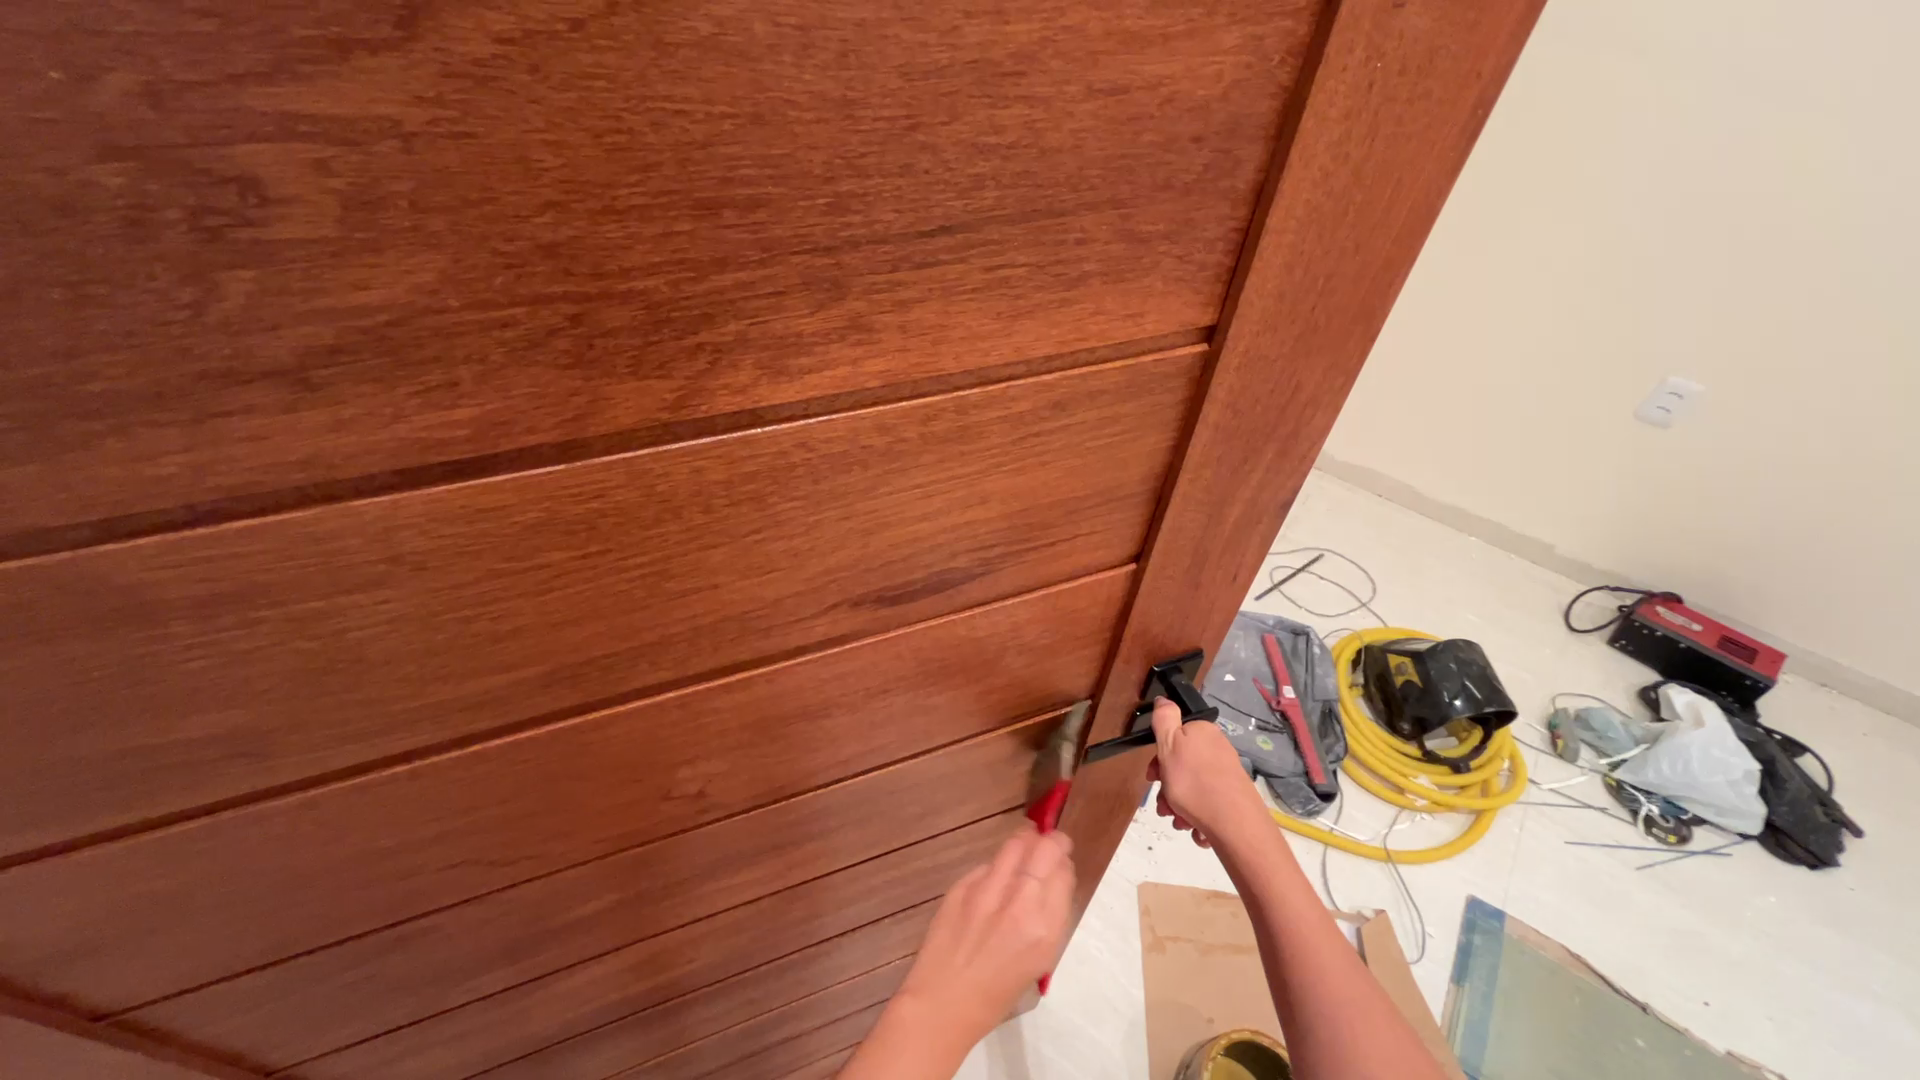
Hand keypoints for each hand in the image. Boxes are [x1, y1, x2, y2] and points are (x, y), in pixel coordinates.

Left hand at [893, 823, 1074, 1045]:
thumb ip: (1050, 916)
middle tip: (1049, 845)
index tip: (1060, 866)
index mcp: (1045, 928)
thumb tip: (1054, 880)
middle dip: (1052, 842)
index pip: (1064, 873)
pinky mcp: (962, 885)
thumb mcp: (1040, 959)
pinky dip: (997, 867)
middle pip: (1045, 849)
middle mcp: (1020, 902)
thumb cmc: (998, 991)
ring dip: (1025, 843)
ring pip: (1016, 843)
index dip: (1063, 865)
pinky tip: (993, 883)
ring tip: (1025, 850)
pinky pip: (988, 863)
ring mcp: (988, 889)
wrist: (945, 1001)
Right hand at [1146, 697, 1267, 849]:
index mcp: (1203, 733)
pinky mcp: (1233, 798)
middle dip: (1167, 787)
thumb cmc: (1194, 782)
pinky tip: (1193, 826)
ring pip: (1191, 788)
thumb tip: (1164, 698)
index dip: (1159, 760)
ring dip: (1178, 805)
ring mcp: (1226, 775)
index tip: (1153, 778)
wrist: (1234, 823)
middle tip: (1164, 805)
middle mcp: (1217, 750)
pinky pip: (1206, 804)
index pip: (1174, 739)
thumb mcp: (1170, 745)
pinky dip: (1195, 815)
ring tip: (1178, 820)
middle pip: (1181, 766)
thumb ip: (1164, 718)